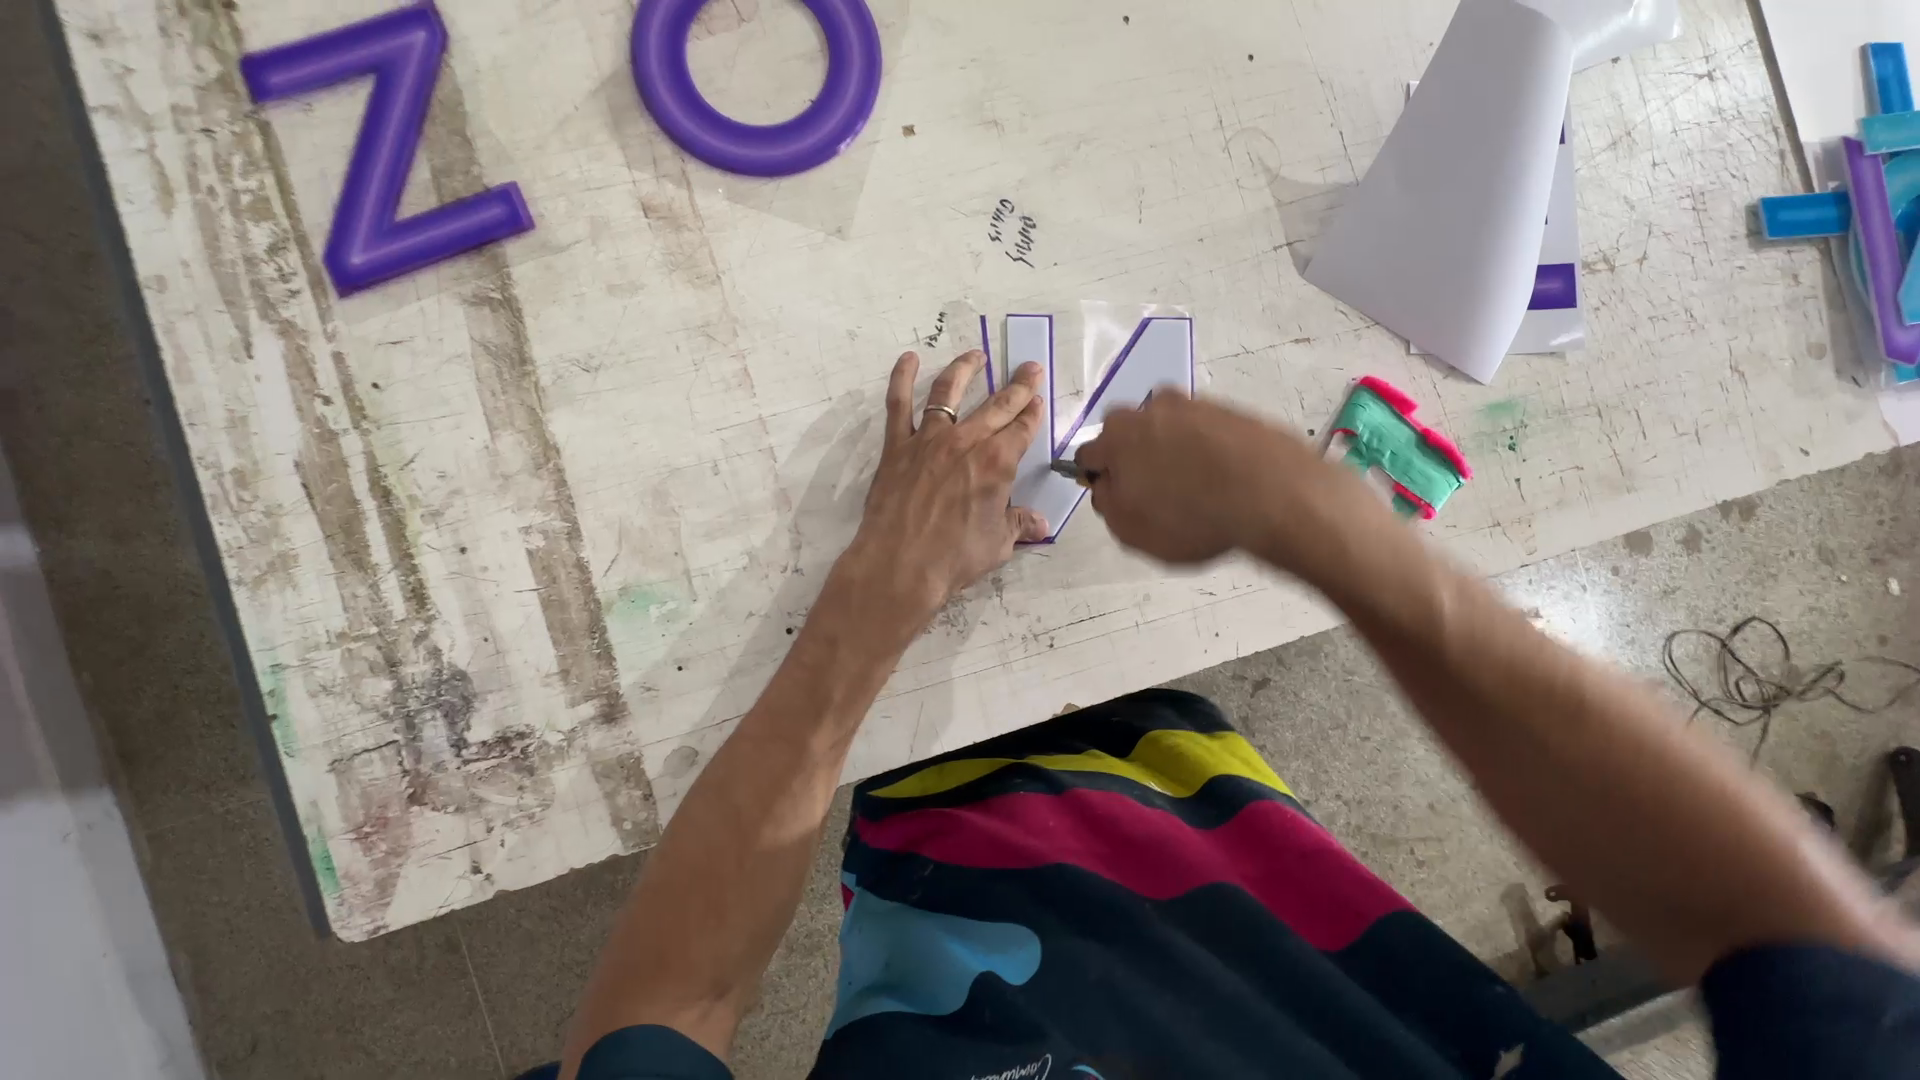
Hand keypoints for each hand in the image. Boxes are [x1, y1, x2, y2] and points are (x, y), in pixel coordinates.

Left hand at [832, 349, 1049, 628]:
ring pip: (949, 392)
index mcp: (997, 464)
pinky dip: (902, 378)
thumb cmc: (953, 559)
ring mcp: (929, 440)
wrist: (899, 565)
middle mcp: (966, 442)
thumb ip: (1018, 525)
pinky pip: (899, 405)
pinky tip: (908, 359)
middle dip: (1018, 385)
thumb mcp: (997, 544)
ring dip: (965, 370)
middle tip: (1029, 368)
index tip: (1038, 400)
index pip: (1022, 429)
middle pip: (997, 405)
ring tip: (975, 355)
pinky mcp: (897, 446)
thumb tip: (1040, 524)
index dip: (1033, 413)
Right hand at [1074, 390, 1368, 573]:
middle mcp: (1152, 408)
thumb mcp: (1131, 531)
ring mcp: (1196, 404)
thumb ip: (1107, 504)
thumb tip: (1107, 486)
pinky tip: (1223, 482)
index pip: (1090, 454)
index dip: (1100, 479)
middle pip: (1130, 434)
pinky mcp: (1233, 411)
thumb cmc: (1191, 518)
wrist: (1275, 494)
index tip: (1118, 499)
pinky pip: (1206, 434)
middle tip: (1155, 495)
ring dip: (1173, 453)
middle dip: (1136, 458)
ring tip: (1195, 491)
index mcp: (1117, 435)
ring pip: (1170, 430)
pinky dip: (1207, 453)